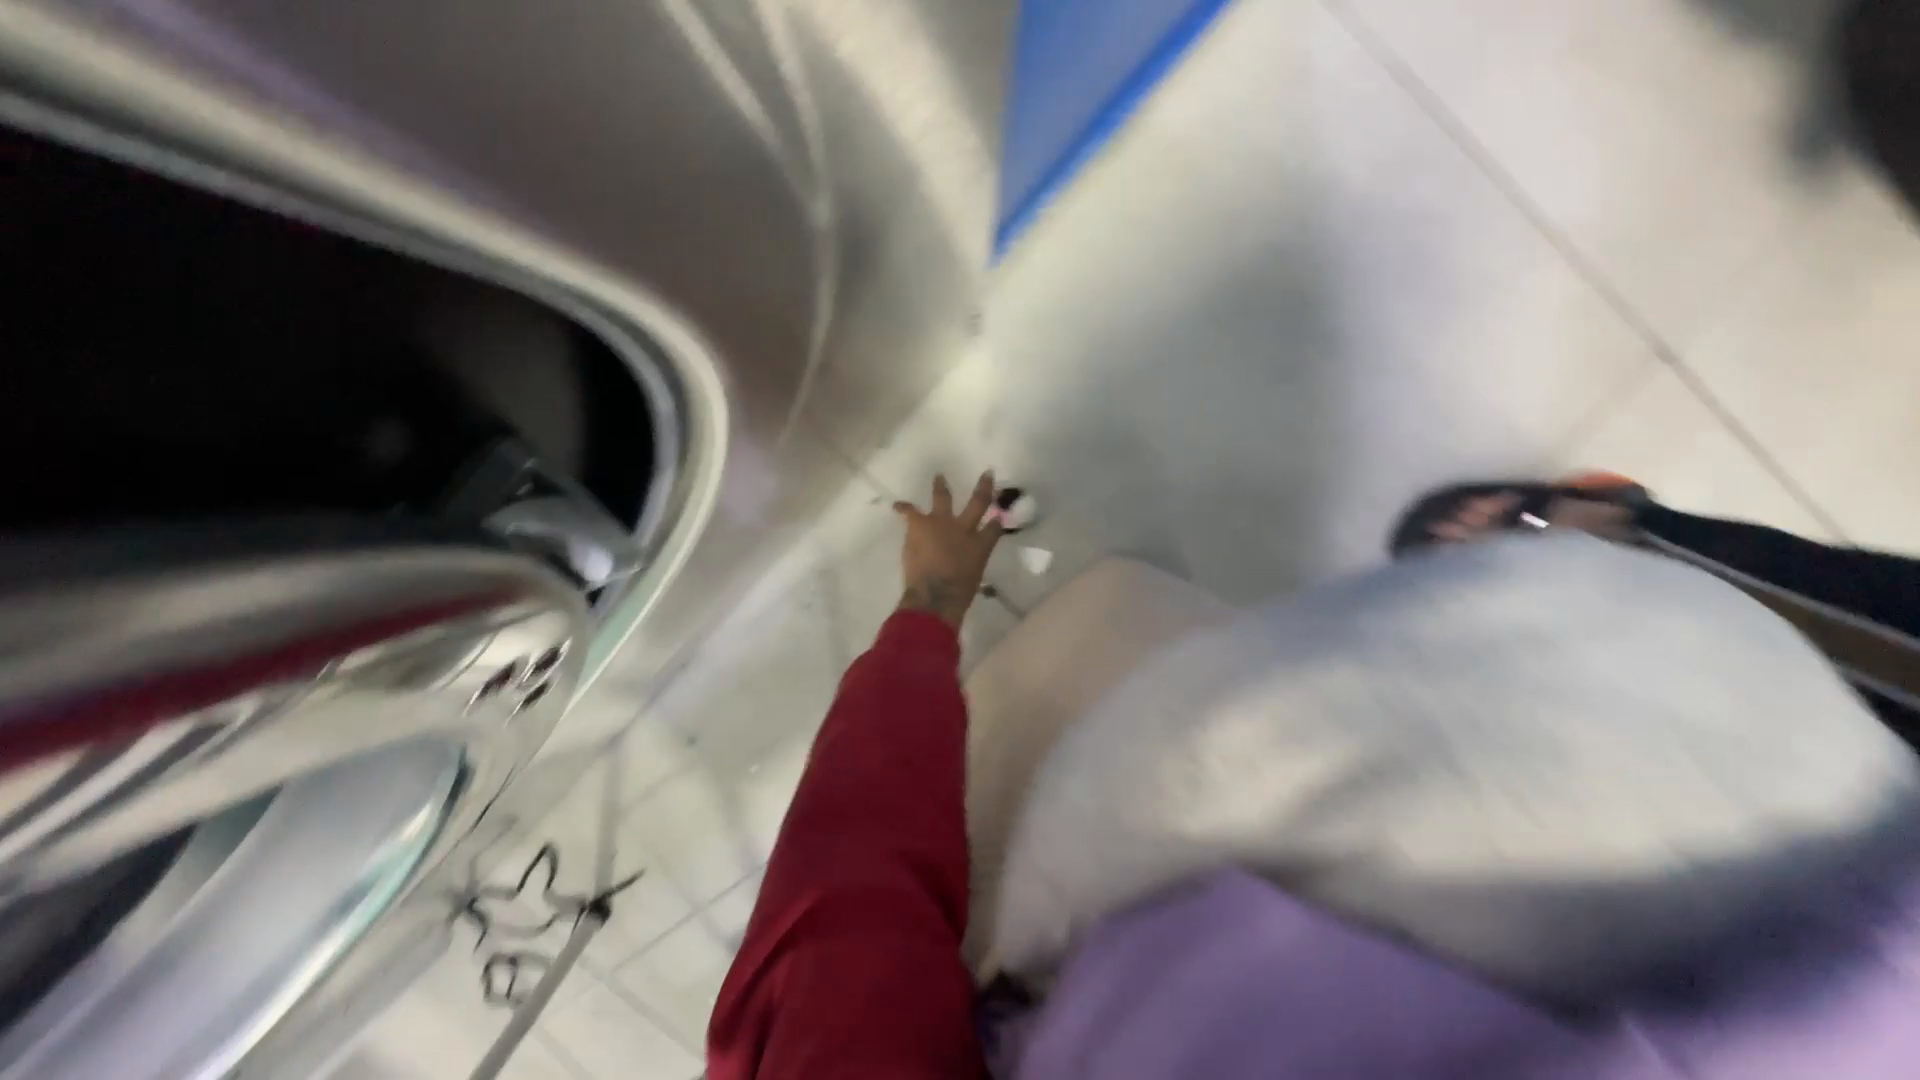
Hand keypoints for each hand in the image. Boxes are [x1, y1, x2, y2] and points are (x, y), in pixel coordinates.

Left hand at [893, 471, 1003, 629]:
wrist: (935, 594)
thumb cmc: (957, 595)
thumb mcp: (973, 580)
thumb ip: (971, 568)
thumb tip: (965, 568)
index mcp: (981, 546)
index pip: (994, 529)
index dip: (997, 522)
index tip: (999, 517)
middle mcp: (965, 529)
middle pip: (977, 503)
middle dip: (983, 488)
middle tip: (987, 475)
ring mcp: (942, 523)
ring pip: (943, 498)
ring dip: (941, 487)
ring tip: (939, 477)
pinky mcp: (920, 524)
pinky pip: (910, 511)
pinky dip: (904, 508)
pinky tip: (898, 505)